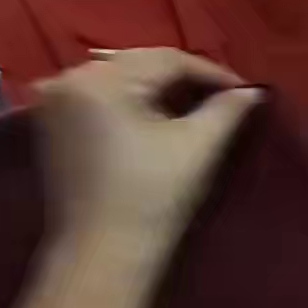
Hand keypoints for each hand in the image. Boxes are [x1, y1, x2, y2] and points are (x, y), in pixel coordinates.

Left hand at [35, 48, 262, 264]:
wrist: (106, 248)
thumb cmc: (155, 193)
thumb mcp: (200, 145)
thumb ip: (228, 109)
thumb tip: (253, 90)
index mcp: (100, 81)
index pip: (168, 59)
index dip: (214, 73)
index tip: (249, 92)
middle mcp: (67, 81)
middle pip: (141, 63)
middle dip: (188, 77)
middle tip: (229, 97)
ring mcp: (54, 102)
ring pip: (123, 77)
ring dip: (164, 87)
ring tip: (203, 105)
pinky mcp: (54, 124)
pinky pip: (105, 95)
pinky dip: (139, 99)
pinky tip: (166, 115)